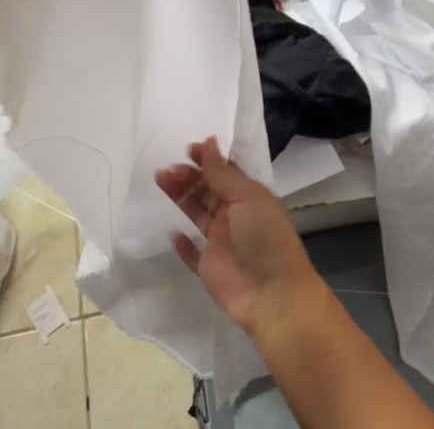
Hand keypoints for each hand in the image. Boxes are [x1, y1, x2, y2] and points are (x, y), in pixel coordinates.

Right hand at [156, 137, 324, 337]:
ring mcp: (221, 242)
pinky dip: (182, 244)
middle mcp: (234, 216)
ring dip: (180, 197)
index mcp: (249, 196)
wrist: (272, 294)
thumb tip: (209, 140)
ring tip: (160, 181)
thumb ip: (222, 172)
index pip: (225, 172)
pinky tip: (172, 232)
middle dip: (188, 176)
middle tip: (166, 168)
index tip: (187, 149)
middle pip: (207, 190)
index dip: (207, 159)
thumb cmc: (264, 237)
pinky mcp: (208, 267)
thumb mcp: (247, 196)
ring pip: (196, 213)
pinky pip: (192, 253)